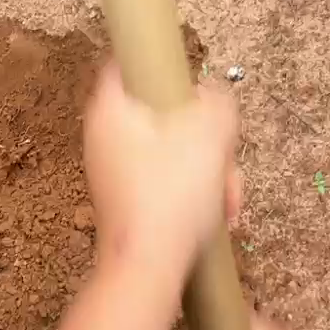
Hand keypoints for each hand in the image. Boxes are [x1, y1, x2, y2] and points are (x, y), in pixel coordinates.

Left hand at [82, 62, 238, 275]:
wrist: (147, 267)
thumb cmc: (170, 193)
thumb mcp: (210, 130)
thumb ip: (216, 99)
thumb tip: (210, 95)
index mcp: (110, 108)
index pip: (126, 62)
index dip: (159, 62)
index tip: (188, 74)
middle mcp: (102, 137)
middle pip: (163, 115)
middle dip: (206, 136)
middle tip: (224, 156)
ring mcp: (112, 173)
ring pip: (173, 153)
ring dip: (209, 171)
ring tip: (226, 198)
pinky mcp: (125, 202)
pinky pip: (166, 183)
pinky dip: (193, 195)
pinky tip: (217, 215)